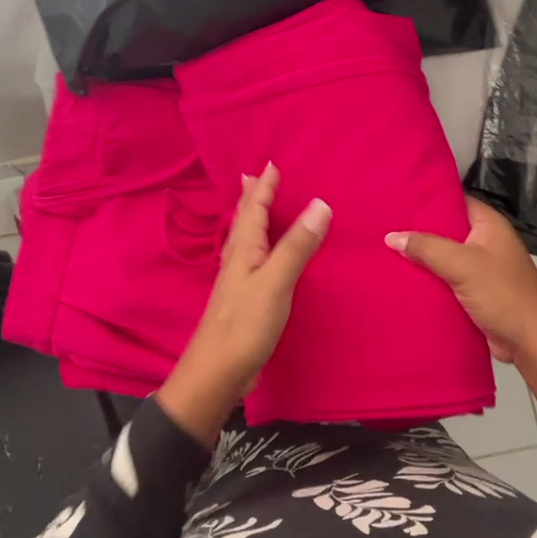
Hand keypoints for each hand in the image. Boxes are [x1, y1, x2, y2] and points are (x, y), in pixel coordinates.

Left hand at [157, 163, 329, 445]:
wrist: (216, 373)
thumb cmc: (244, 326)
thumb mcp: (275, 283)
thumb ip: (296, 246)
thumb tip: (320, 204)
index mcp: (243, 251)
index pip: (253, 210)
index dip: (262, 187)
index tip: (271, 163)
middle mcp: (237, 261)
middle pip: (244, 221)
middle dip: (252, 198)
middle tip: (254, 176)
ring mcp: (238, 283)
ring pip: (245, 241)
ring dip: (252, 220)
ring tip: (255, 206)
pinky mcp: (243, 302)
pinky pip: (251, 261)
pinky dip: (258, 247)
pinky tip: (259, 256)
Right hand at [386, 197, 536, 415]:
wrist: (531, 342)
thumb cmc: (503, 295)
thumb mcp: (463, 265)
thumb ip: (426, 247)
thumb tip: (391, 236)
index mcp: (488, 225)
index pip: (453, 201)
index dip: (425, 200)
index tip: (393, 201)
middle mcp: (483, 242)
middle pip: (444, 230)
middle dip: (415, 232)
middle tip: (379, 228)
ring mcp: (478, 268)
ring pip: (441, 257)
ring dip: (418, 259)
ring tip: (381, 253)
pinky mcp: (472, 292)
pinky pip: (443, 280)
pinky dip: (426, 281)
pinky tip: (399, 280)